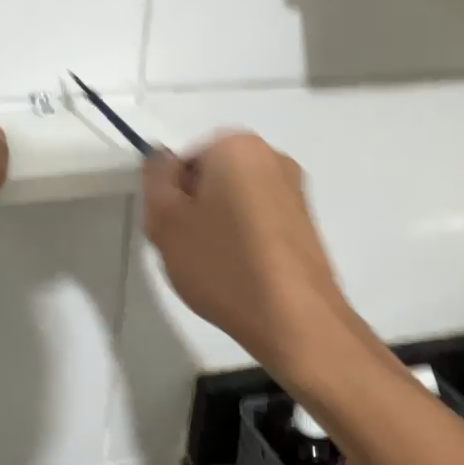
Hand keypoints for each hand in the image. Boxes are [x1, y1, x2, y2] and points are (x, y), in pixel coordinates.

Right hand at [142, 132, 350, 370]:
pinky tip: (241, 273)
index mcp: (237, 145)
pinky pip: (260, 220)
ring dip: (220, 225)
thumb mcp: (165, 220)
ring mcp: (295, 189)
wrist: (294, 319)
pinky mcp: (307, 221)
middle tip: (188, 249)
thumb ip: (156, 177)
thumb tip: (163, 157)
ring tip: (216, 266)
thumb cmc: (222, 263)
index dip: (171, 196)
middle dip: (196, 207)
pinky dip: (246, 239)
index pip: (184, 160)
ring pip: (236, 199)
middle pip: (212, 176)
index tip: (173, 230)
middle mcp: (272, 156)